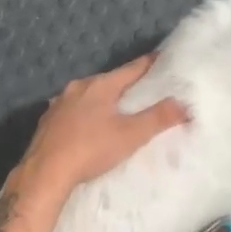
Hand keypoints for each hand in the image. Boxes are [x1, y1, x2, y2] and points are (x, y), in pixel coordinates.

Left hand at [14, 54, 188, 192]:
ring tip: (117, 108)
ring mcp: (59, 103)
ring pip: (88, 95)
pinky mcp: (48, 120)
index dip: (149, 64)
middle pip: (108, 81)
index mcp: (99, 85)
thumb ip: (159, 118)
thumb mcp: (131, 135)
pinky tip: (88, 124)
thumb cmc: (91, 149)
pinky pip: (73, 109)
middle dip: (125, 84)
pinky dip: (85, 112)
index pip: (131, 69)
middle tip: (144, 89)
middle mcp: (77, 87)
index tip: (163, 59)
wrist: (46, 172)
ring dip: (103, 99)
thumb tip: (183, 103)